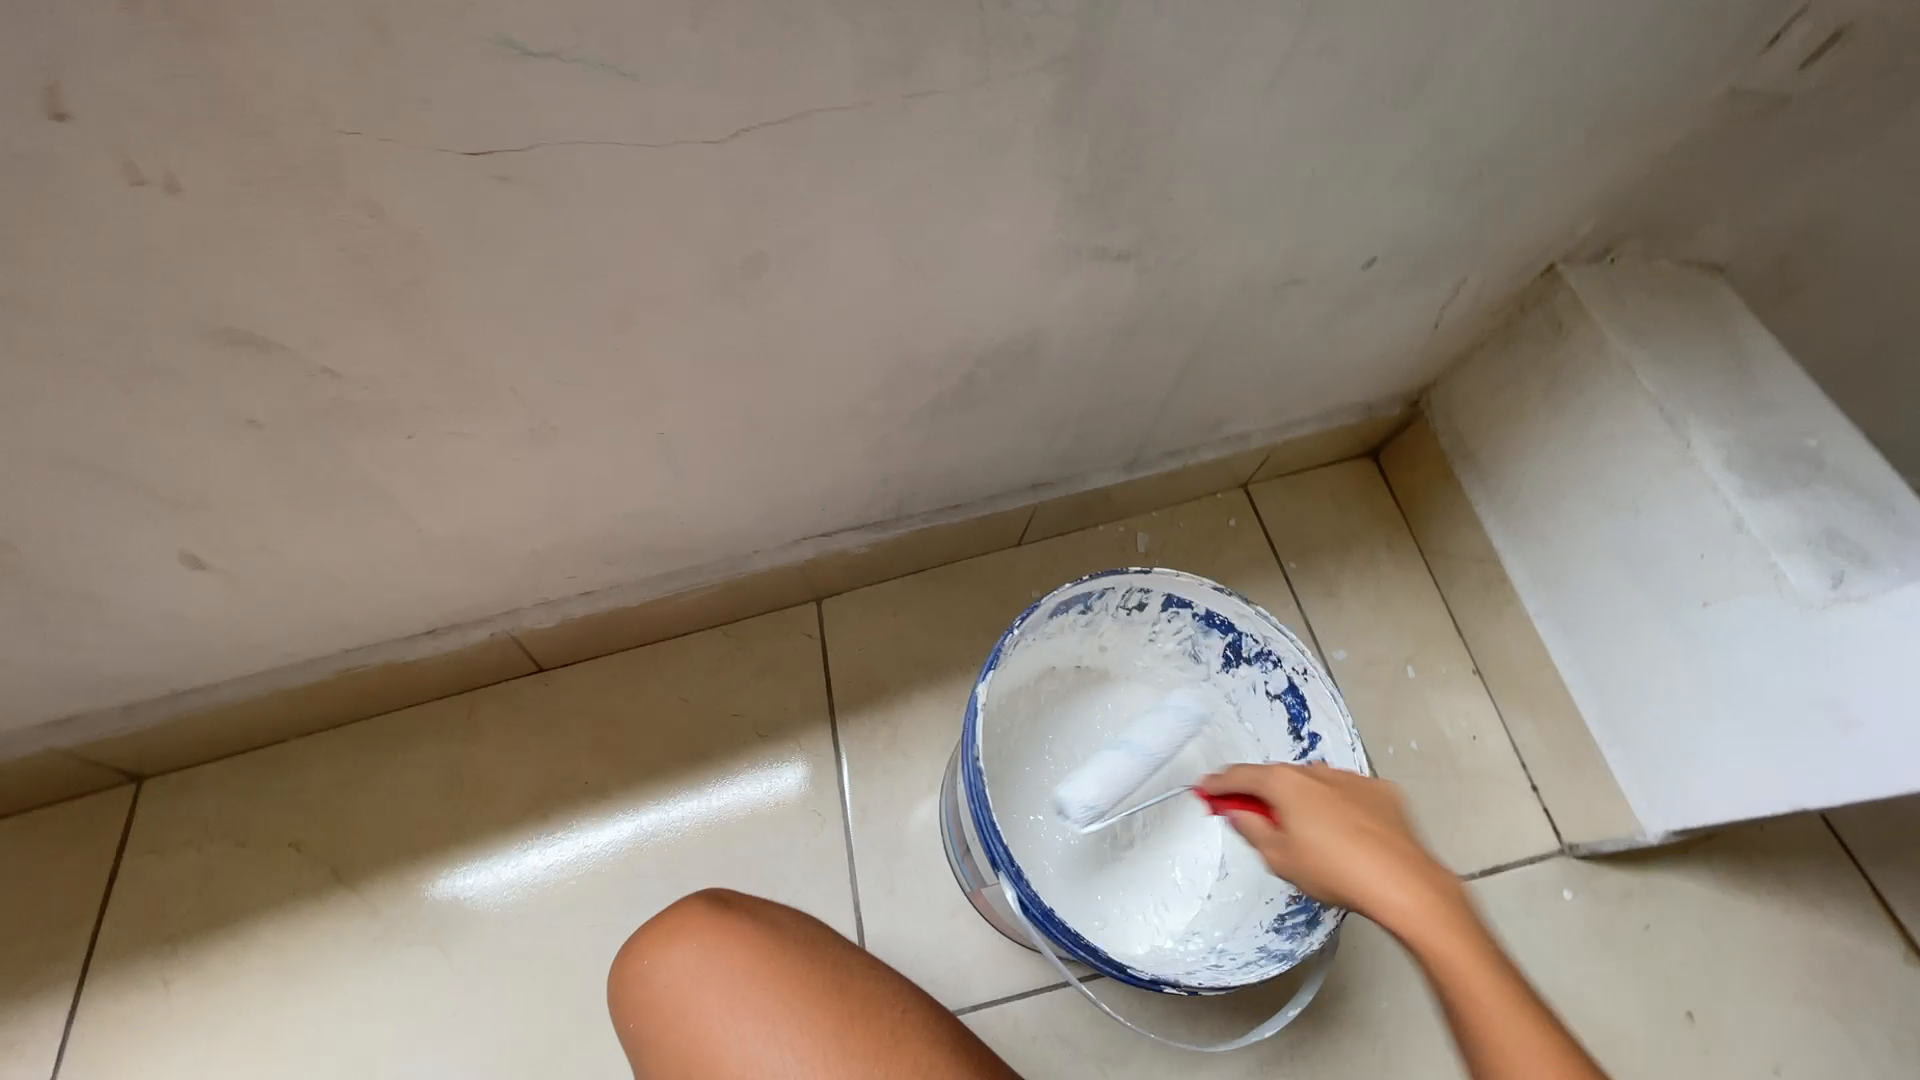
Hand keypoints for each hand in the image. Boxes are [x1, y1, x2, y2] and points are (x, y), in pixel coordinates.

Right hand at [1197, 762, 1465, 936]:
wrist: (1406, 885)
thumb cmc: (1340, 872)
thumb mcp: (1279, 858)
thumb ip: (1251, 829)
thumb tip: (1239, 814)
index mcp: (1284, 783)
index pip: (1239, 776)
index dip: (1218, 784)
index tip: (1208, 789)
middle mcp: (1315, 772)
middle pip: (1276, 777)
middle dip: (1260, 794)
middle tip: (1249, 813)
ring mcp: (1351, 779)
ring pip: (1312, 785)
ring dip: (1300, 800)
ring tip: (1303, 832)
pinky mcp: (1381, 792)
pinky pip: (1347, 794)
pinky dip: (1336, 806)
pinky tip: (1342, 834)